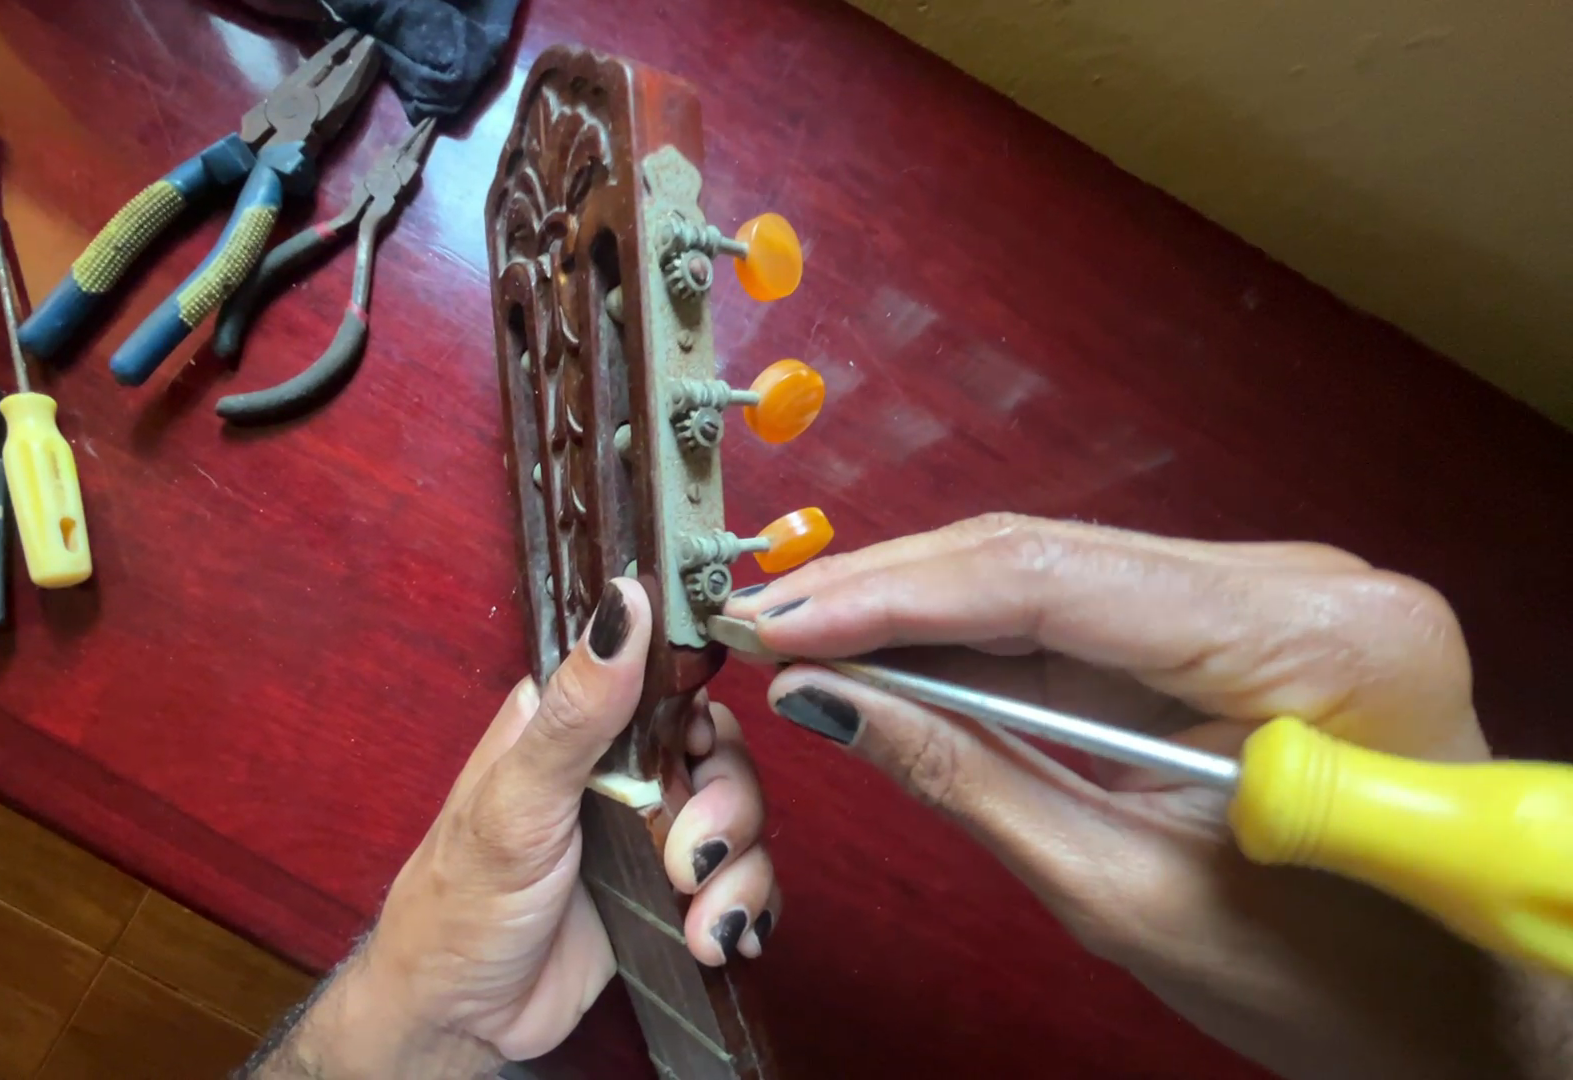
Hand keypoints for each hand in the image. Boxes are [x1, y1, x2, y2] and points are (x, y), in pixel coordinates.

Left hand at [267, 579, 777, 1076]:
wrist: (462, 1016)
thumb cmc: (467, 894)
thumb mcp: (521, 796)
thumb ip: (579, 709)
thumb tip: (627, 600)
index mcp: (578, 721)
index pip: (665, 680)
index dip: (701, 707)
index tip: (702, 750)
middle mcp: (622, 764)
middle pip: (718, 751)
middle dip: (727, 807)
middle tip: (692, 859)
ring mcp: (650, 826)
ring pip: (738, 816)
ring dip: (739, 870)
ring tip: (703, 924)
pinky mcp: (670, 886)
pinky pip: (739, 877)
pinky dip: (746, 906)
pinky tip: (724, 939)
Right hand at [727, 514, 1569, 1079]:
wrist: (1488, 1018)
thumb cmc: (1341, 988)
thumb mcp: (1121, 894)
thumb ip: (960, 776)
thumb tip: (817, 701)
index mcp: (1304, 637)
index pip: (1039, 581)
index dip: (885, 597)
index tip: (772, 621)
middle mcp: (1280, 576)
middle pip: (1022, 557)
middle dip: (873, 590)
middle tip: (758, 617)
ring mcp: (1243, 587)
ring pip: (1022, 571)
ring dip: (899, 604)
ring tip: (791, 626)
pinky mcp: (1203, 616)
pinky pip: (1047, 608)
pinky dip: (950, 631)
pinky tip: (870, 644)